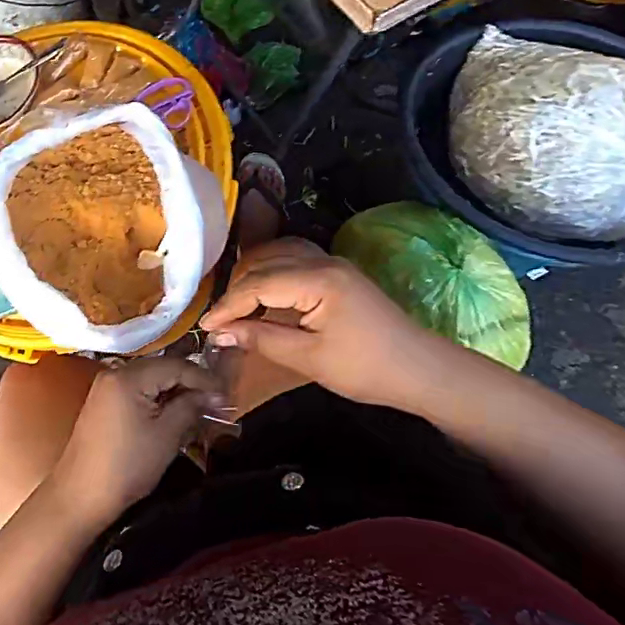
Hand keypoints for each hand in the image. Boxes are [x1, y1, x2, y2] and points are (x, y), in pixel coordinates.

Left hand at [46, 357, 224, 526]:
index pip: (177, 366)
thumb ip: (190, 406)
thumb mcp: (167, 435)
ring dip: (175, 394)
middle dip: (191, 385)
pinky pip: (138, 392)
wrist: (79, 498)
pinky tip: (174, 415)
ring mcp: (106, 388)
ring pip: (151, 381)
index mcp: (129, 376)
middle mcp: (115, 373)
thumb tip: (211, 394)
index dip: (205, 380)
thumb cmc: (127, 466)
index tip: (226, 397)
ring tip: (200, 411)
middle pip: (163, 369)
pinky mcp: (103, 404)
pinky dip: (157, 401)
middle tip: (216, 404)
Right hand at [198, 238, 449, 407]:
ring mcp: (333, 263)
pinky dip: (273, 273)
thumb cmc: (365, 368)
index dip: (229, 304)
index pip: (259, 283)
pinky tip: (265, 294)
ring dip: (253, 276)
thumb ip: (261, 339)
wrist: (419, 369)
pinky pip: (295, 260)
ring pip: (279, 255)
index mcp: (318, 279)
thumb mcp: (308, 358)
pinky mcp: (338, 273)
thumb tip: (219, 332)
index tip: (205, 326)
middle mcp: (324, 261)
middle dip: (237, 289)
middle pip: (266, 262)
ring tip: (236, 306)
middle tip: (219, 320)